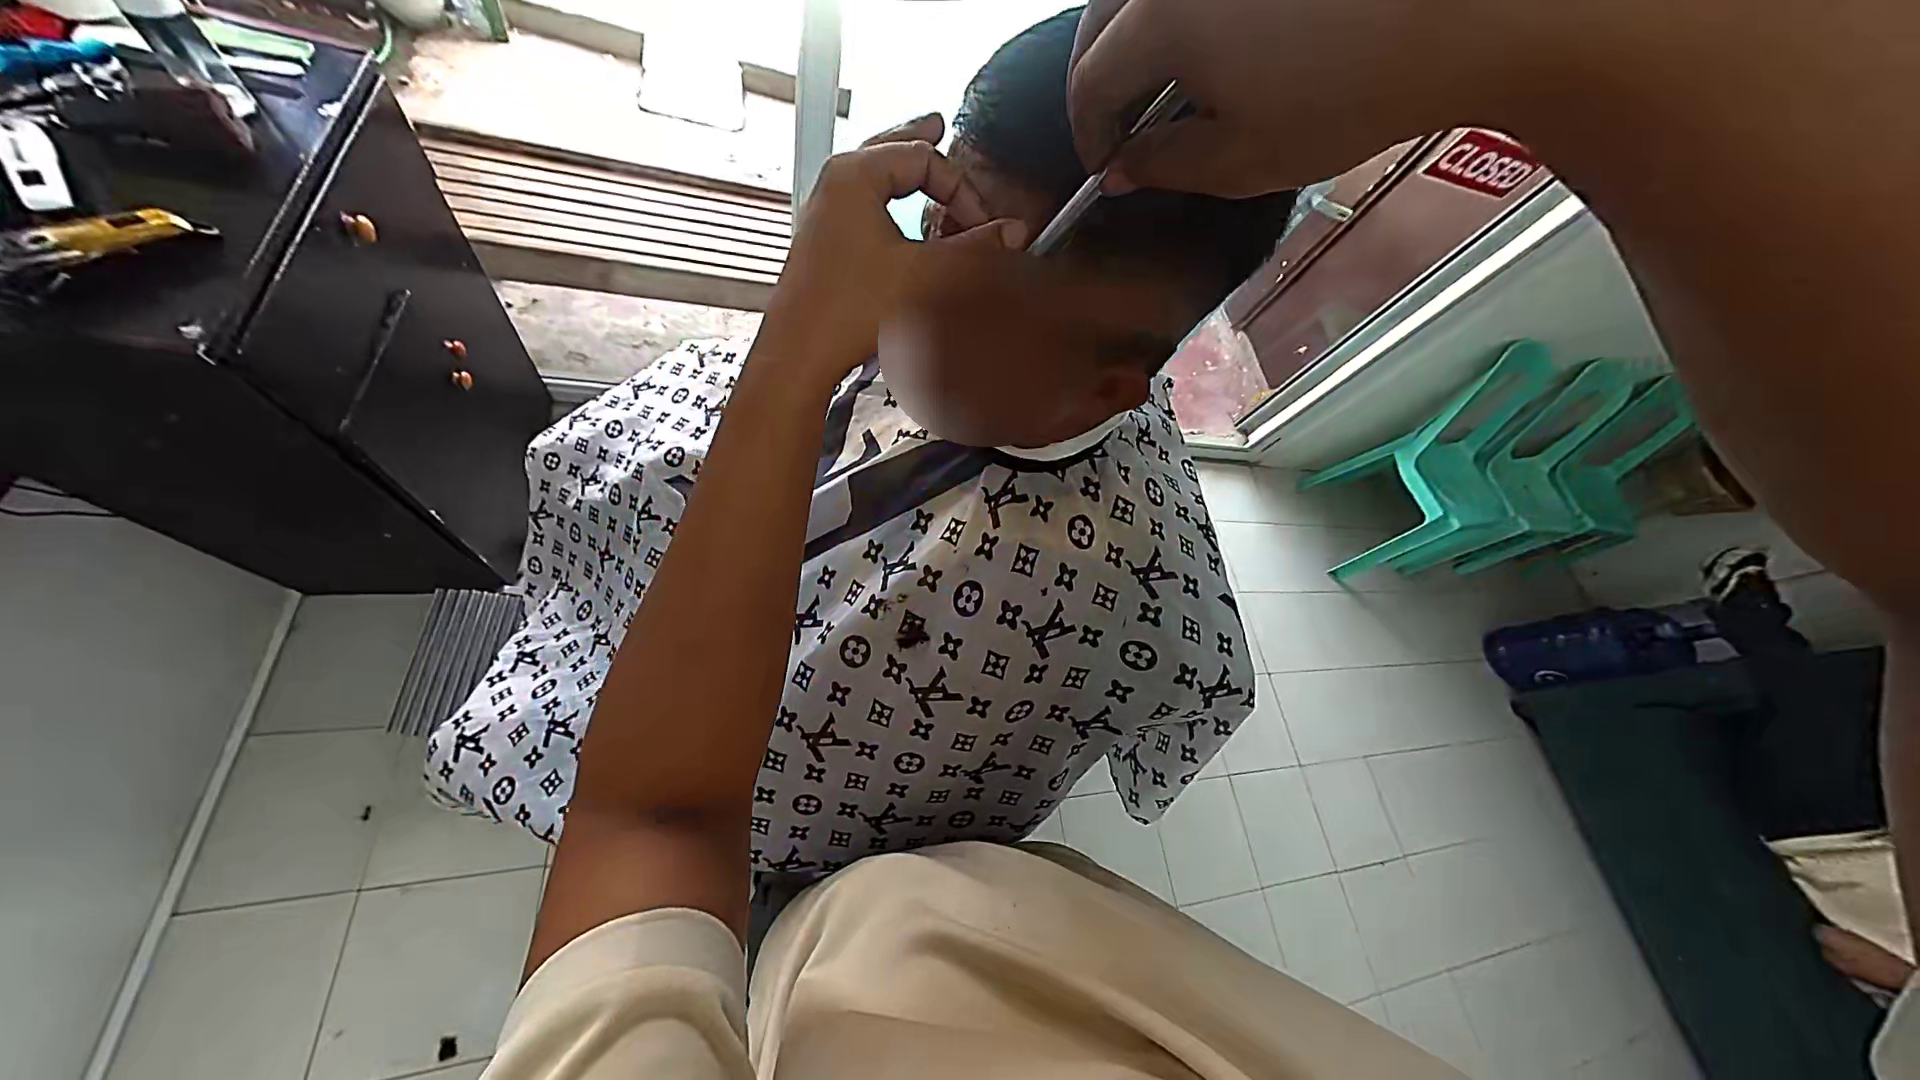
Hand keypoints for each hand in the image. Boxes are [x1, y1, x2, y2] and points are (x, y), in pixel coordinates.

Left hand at [756, 114, 1026, 392]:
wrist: (802, 352)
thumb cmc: (846, 311)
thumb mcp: (924, 275)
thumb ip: (972, 249)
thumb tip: (1010, 232)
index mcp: (854, 177)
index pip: (923, 157)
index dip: (962, 188)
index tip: (981, 223)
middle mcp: (834, 189)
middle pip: (887, 151)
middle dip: (919, 143)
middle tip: (939, 126)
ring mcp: (825, 218)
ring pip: (872, 180)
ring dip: (902, 175)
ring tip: (922, 169)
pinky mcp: (826, 248)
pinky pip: (862, 211)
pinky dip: (887, 205)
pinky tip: (900, 223)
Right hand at [1066, 0, 1536, 196]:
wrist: (1476, 9)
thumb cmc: (1349, 97)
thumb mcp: (1240, 159)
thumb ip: (1164, 165)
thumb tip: (1118, 169)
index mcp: (1165, 17)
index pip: (1093, 81)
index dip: (1090, 131)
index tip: (1106, 163)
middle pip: (1101, 16)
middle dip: (1097, 75)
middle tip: (1118, 120)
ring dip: (1127, 32)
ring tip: (1151, 75)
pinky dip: (1171, 10)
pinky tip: (1196, 34)